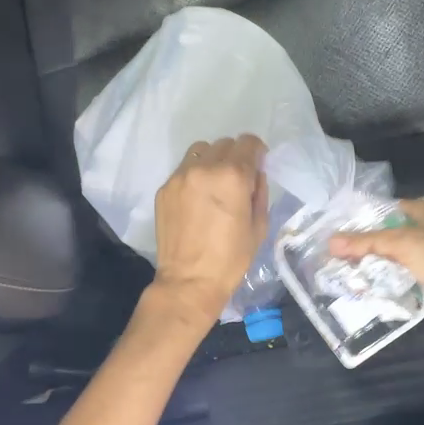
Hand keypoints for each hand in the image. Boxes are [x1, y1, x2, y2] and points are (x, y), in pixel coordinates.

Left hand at [149, 134, 268, 322]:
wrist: (189, 281)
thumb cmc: (231, 259)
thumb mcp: (258, 226)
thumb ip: (259, 191)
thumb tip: (255, 174)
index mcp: (233, 175)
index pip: (248, 142)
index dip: (256, 152)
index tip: (256, 166)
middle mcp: (204, 168)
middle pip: (224, 144)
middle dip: (234, 157)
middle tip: (235, 182)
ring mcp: (180, 177)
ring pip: (201, 151)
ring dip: (211, 161)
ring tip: (213, 187)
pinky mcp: (164, 189)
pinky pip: (183, 170)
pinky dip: (193, 177)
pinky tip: (196, 202)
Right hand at [329, 200, 423, 338]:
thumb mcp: (406, 244)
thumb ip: (367, 242)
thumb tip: (330, 242)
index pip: (385, 210)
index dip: (360, 219)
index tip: (332, 232)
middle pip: (387, 235)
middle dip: (362, 246)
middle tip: (330, 256)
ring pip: (393, 259)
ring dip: (372, 266)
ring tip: (339, 273)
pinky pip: (401, 279)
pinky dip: (385, 283)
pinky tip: (364, 290)